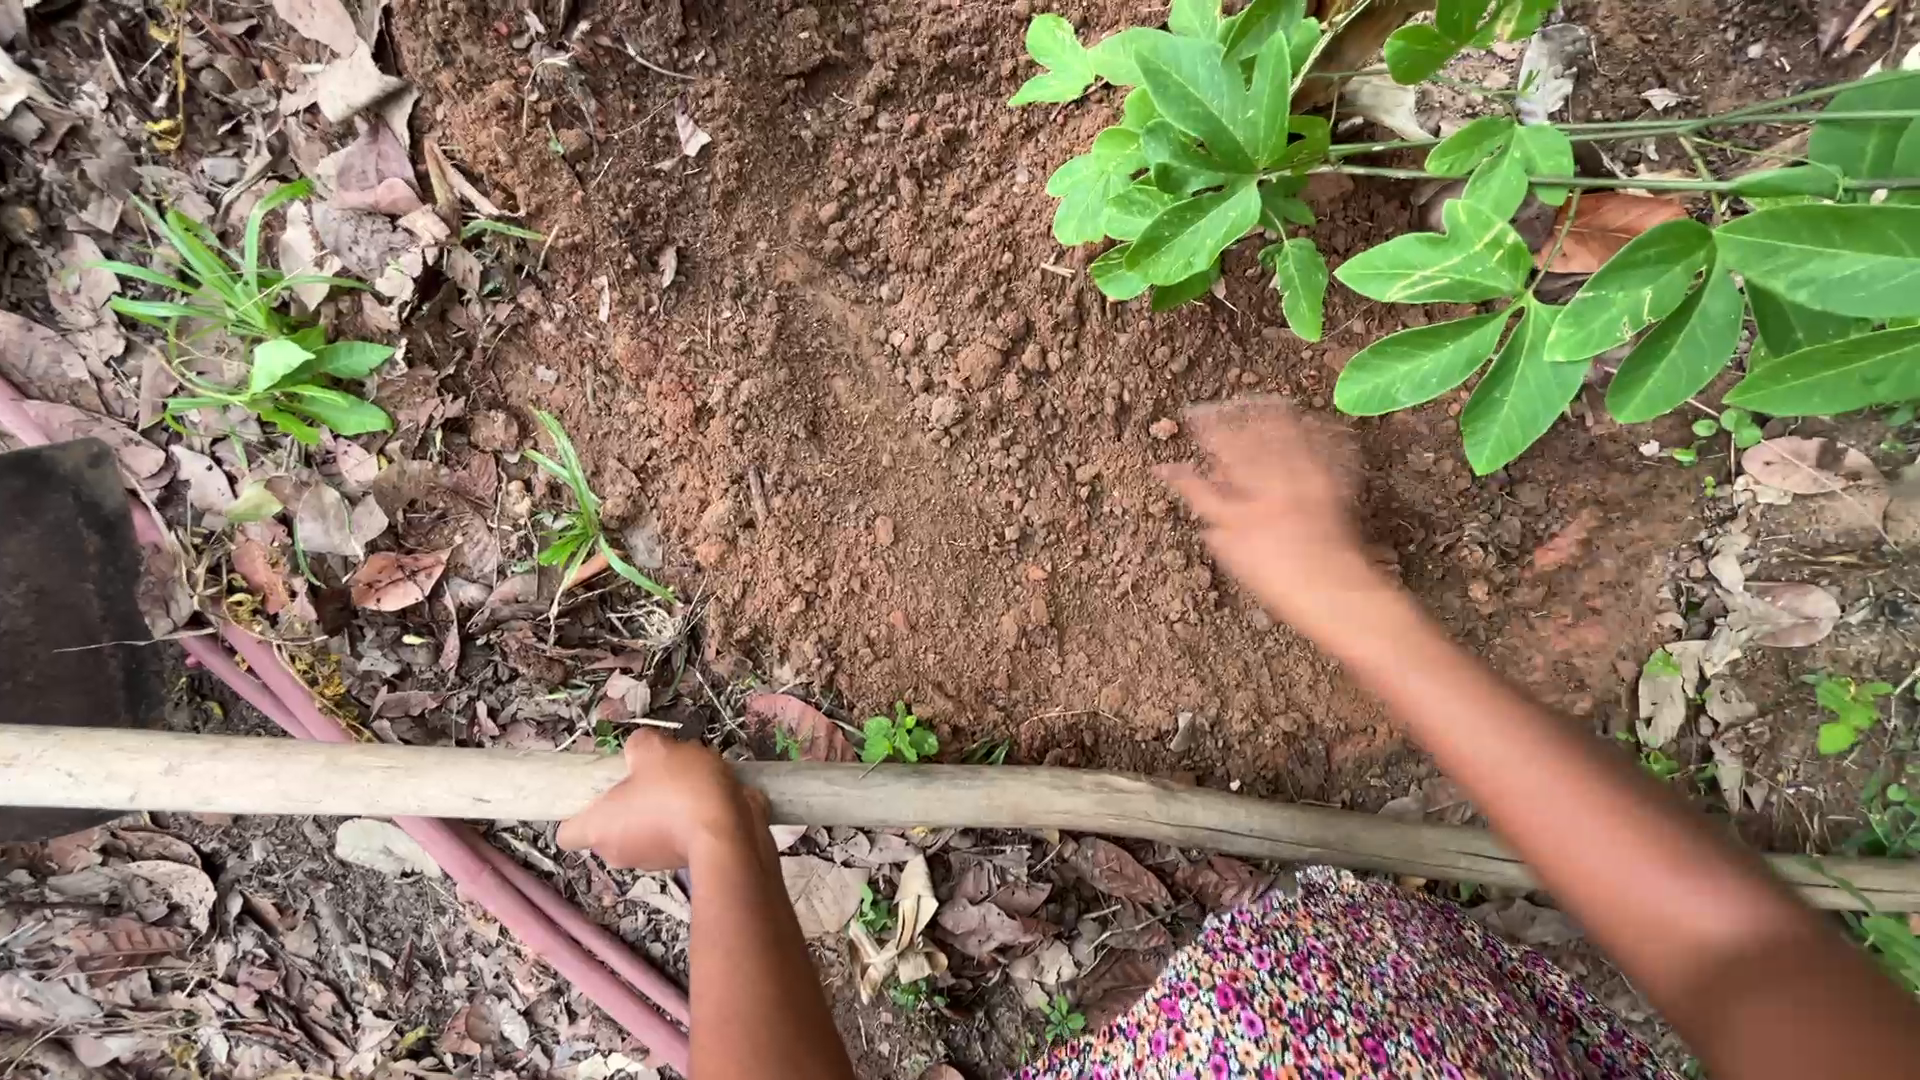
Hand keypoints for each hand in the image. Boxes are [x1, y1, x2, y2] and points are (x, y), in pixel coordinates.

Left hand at [558, 731, 764, 869]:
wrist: (728, 832)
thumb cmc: (679, 793)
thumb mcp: (655, 750)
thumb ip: (638, 744)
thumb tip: (638, 750)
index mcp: (598, 829)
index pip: (566, 832)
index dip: (578, 809)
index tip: (601, 788)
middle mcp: (617, 852)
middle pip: (610, 825)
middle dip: (630, 800)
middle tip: (652, 774)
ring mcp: (650, 859)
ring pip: (644, 827)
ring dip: (660, 807)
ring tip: (687, 779)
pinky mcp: (680, 859)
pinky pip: (673, 833)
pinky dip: (684, 817)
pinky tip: (704, 796)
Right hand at [1155, 397, 1401, 646]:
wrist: (1337, 591)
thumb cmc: (1285, 585)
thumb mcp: (1240, 564)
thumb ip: (1220, 537)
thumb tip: (1207, 524)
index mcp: (1240, 514)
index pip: (1199, 486)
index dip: (1180, 470)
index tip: (1165, 461)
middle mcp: (1267, 490)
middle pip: (1237, 448)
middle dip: (1216, 425)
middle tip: (1203, 409)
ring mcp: (1300, 482)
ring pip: (1276, 439)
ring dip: (1260, 416)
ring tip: (1248, 399)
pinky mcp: (1330, 483)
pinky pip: (1320, 448)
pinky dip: (1312, 431)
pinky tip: (1308, 420)